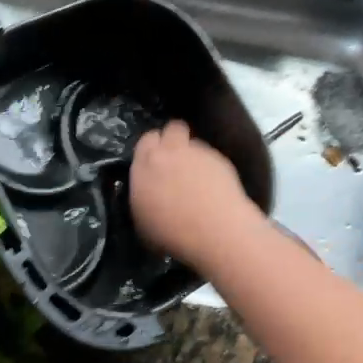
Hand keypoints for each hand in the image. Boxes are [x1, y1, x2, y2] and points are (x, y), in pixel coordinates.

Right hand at [129, 120, 258, 267]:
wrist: (216, 231)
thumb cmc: (172, 233)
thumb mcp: (142, 219)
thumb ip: (142, 194)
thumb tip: (147, 190)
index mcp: (145, 165)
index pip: (145, 140)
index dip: (151, 149)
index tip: (154, 162)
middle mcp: (169, 152)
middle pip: (171, 129)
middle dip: (173, 139)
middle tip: (175, 159)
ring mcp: (197, 152)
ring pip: (193, 142)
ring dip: (192, 153)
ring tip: (197, 175)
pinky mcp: (220, 158)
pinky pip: (210, 155)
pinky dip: (210, 166)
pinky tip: (213, 185)